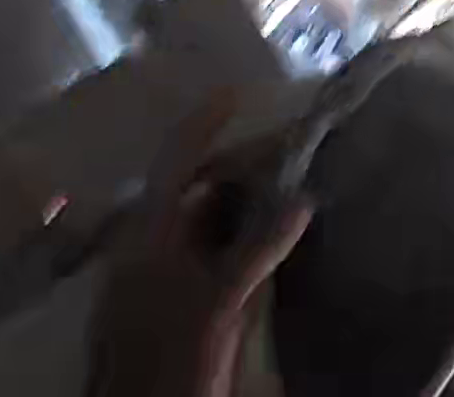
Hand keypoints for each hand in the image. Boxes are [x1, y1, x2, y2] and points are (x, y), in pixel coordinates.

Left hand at [90, 91, 309, 396]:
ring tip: (287, 172)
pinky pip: (213, 241)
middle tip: (286, 142)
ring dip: (244, 192)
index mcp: (147, 238)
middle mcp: (150, 245)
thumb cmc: (171, 363)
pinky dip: (242, 224)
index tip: (237, 91)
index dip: (203, 124)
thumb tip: (306, 199)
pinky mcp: (179, 294)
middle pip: (196, 185)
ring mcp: (162, 272)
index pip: (175, 162)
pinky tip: (272, 223)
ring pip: (206, 214)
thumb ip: (259, 248)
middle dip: (240, 160)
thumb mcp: (218, 305)